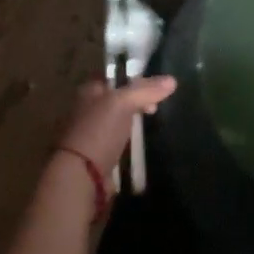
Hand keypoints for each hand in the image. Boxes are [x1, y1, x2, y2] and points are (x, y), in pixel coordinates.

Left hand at [58, 76, 176, 172]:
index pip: (114, 78)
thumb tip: (172, 80)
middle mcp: (87, 110)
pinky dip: (127, 142)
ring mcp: (91, 134)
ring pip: (116, 121)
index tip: (156, 88)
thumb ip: (145, 91)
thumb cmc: (99, 131)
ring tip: (152, 125)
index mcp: (88, 92)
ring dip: (132, 123)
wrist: (81, 175)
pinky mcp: (96, 155)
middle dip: (135, 102)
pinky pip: (116, 142)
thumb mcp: (122, 103)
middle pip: (116, 100)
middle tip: (156, 108)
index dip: (134, 79)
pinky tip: (139, 145)